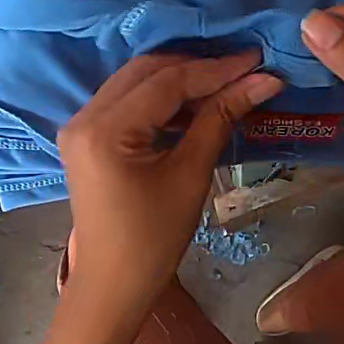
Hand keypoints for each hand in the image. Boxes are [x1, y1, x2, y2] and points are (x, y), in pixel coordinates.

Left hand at [59, 50, 282, 314]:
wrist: (113, 284)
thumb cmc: (153, 239)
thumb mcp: (190, 175)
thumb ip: (219, 119)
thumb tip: (263, 81)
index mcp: (104, 129)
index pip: (166, 82)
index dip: (215, 69)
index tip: (256, 60)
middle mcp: (84, 117)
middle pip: (145, 71)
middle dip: (195, 67)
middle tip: (243, 70)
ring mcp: (79, 125)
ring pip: (134, 81)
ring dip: (178, 79)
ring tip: (225, 83)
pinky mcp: (85, 136)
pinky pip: (125, 101)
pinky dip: (159, 98)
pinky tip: (192, 103)